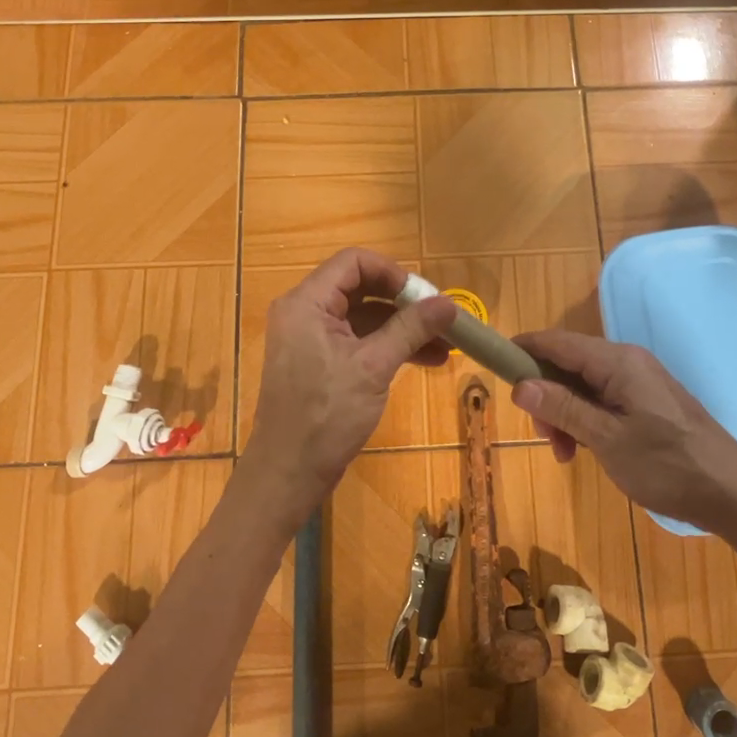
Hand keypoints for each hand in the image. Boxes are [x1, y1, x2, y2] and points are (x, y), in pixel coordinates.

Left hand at [243, 248, 456, 506]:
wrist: (288, 473)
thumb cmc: (326, 415)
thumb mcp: (373, 367)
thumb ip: (410, 329)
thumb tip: (448, 303)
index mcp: (306, 303)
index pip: (353, 262)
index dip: (393, 273)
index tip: (426, 296)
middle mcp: (304, 312)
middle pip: (360, 288)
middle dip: (404, 303)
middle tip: (442, 319)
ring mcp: (311, 339)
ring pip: (363, 317)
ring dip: (402, 327)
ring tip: (446, 345)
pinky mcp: (320, 363)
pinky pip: (358, 341)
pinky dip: (388, 346)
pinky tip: (425, 359)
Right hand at [509, 330, 736, 530]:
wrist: (733, 493)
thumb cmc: (668, 465)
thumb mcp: (607, 440)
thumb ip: (563, 409)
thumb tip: (519, 383)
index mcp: (617, 362)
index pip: (555, 341)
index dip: (521, 350)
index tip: (493, 370)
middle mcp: (627, 362)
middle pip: (567, 364)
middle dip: (545, 396)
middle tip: (544, 437)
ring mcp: (639, 381)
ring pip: (582, 386)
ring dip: (564, 414)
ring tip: (566, 454)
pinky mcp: (647, 402)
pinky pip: (602, 399)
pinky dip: (585, 420)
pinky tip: (586, 450)